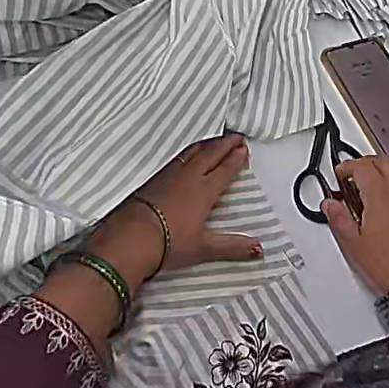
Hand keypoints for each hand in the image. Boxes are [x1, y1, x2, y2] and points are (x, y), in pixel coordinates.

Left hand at [91, 136, 261, 283]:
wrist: (130, 239)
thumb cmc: (167, 243)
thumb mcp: (204, 248)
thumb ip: (232, 246)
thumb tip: (257, 249)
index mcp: (204, 191)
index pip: (225, 170)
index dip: (236, 159)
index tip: (244, 150)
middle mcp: (189, 178)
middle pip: (211, 154)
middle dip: (225, 144)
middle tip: (236, 138)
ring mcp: (170, 176)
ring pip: (193, 153)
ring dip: (207, 144)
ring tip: (216, 140)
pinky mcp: (154, 180)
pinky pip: (178, 158)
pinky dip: (189, 152)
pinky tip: (188, 155)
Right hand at [319, 157, 388, 293]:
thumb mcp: (353, 244)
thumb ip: (339, 219)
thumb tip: (330, 205)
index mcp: (380, 197)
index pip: (363, 167)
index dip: (347, 166)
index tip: (339, 174)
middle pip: (382, 163)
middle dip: (364, 164)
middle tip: (349, 176)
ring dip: (378, 174)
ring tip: (362, 191)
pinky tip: (379, 205)